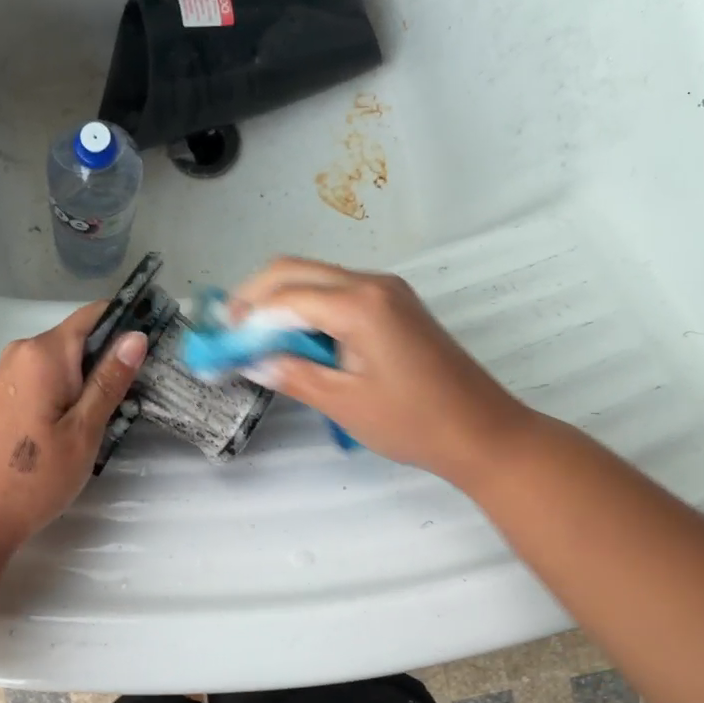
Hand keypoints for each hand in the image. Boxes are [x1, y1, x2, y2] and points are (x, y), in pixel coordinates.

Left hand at [0, 303, 146, 550]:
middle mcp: (24, 352)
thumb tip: (136, 336)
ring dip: (93, 379)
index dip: (130, 323)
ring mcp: (10, 374)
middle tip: (144, 392)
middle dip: (113, 358)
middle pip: (81, 338)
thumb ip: (109, 380)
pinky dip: (71, 392)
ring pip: (65, 362)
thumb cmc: (32, 478)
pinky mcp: (4, 396)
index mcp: (44, 352)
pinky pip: (48, 379)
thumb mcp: (83, 431)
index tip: (160, 344)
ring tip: (118, 414)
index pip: (96, 314)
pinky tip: (83, 424)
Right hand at [230, 257, 538, 482]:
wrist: (484, 432)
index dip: (245, 317)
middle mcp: (371, 283)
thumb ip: (292, 374)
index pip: (284, 294)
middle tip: (230, 333)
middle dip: (255, 296)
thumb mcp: (343, 402)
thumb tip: (251, 360)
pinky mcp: (394, 304)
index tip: (219, 343)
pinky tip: (296, 341)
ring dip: (280, 301)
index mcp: (359, 304)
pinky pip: (336, 293)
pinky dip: (307, 309)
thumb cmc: (415, 423)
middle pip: (295, 270)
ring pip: (315, 278)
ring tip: (256, 340)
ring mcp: (386, 290)